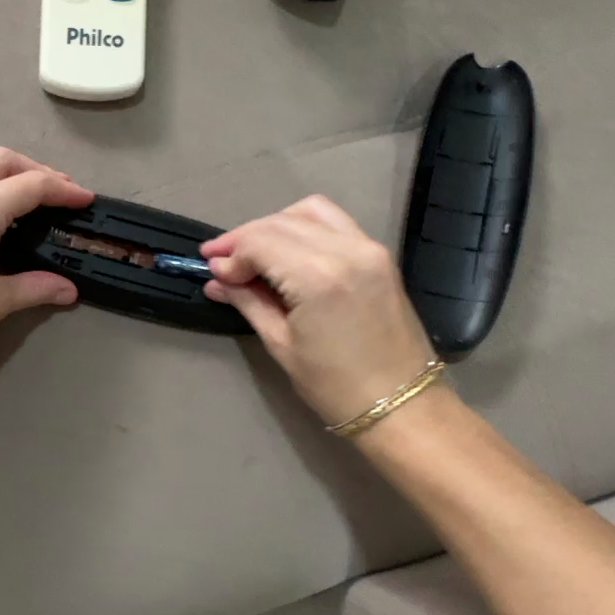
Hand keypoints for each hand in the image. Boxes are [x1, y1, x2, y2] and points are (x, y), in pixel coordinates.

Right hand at [200, 196, 435, 425]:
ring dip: (273, 225)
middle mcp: (346, 250)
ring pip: (308, 212)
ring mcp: (368, 247)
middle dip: (244, 238)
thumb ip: (248, 302)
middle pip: (280, 222)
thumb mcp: (280, 344)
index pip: (260, 243)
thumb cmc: (334, 384)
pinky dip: (303, 226)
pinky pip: (334, 222)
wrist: (401, 403)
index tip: (212, 274)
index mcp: (317, 277)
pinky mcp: (379, 254)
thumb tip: (217, 280)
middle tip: (219, 261)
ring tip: (252, 252)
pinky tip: (285, 251)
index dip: (230, 255)